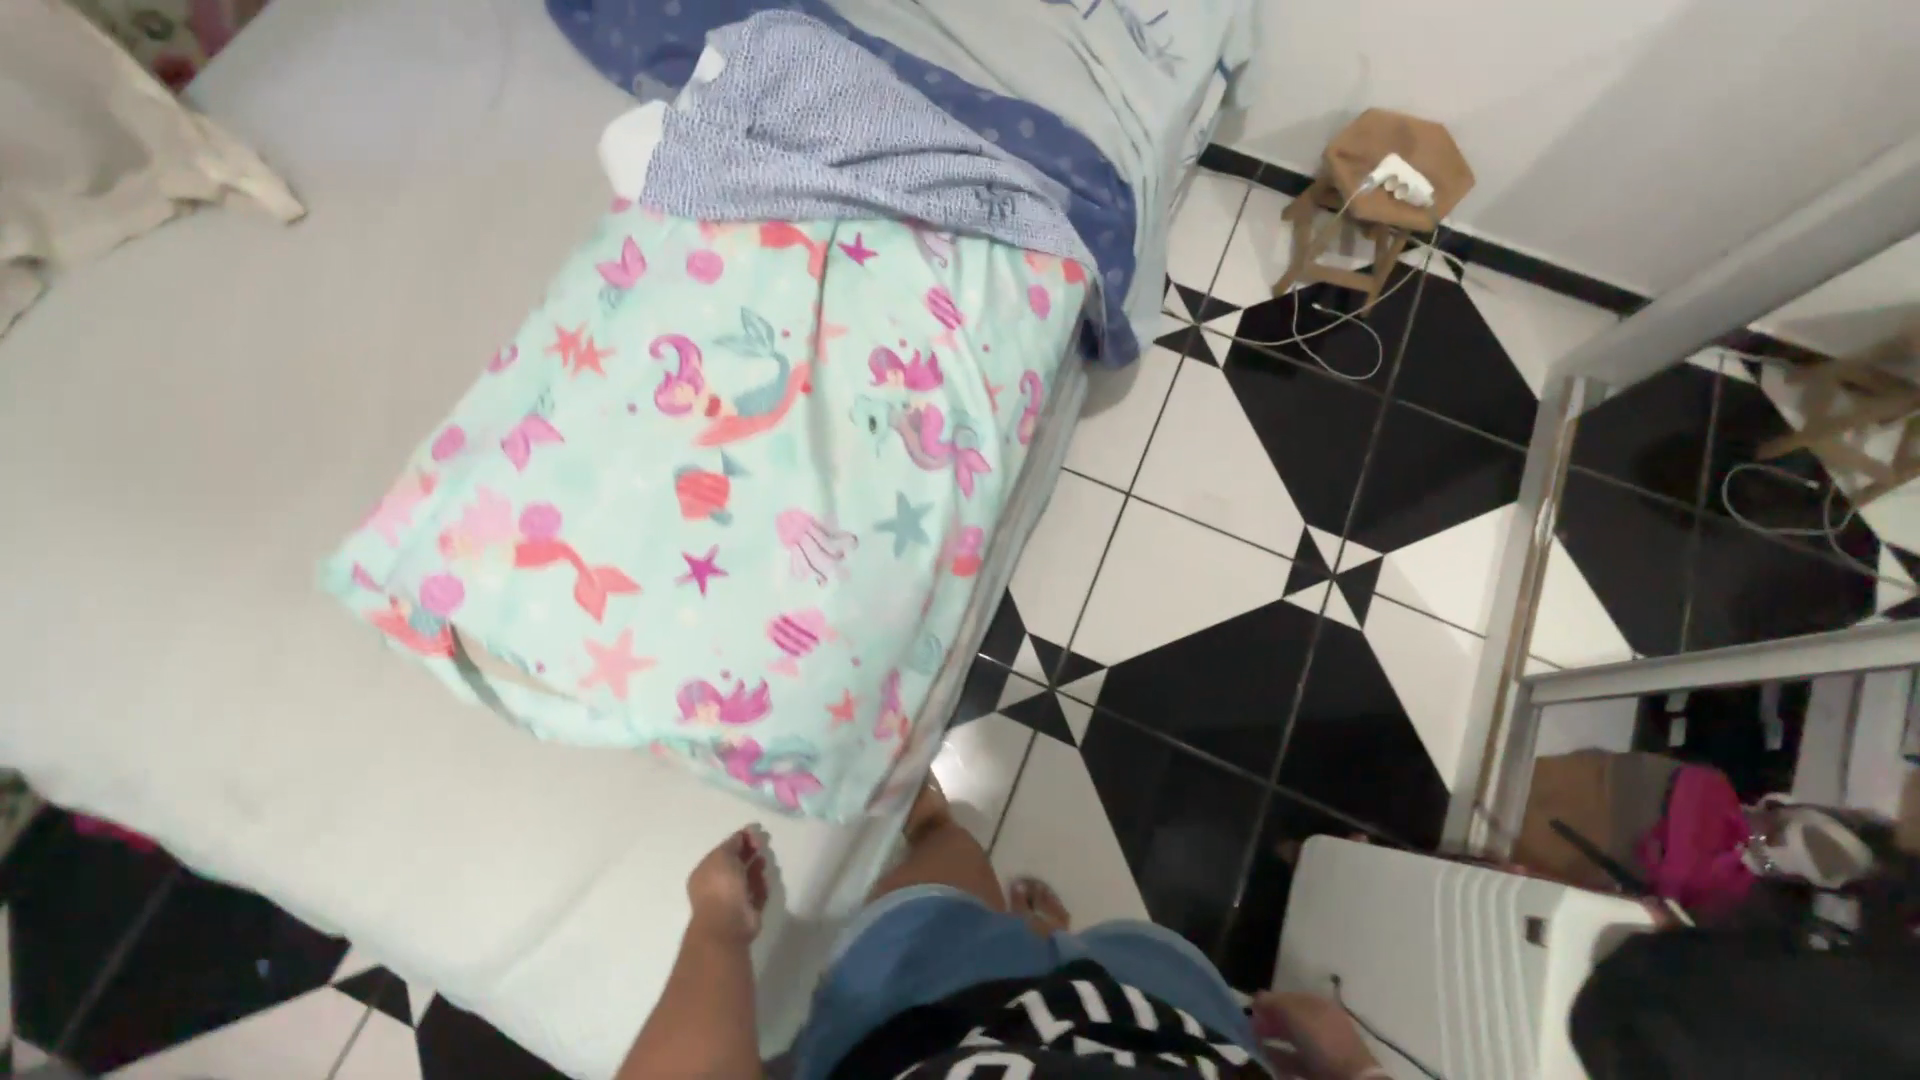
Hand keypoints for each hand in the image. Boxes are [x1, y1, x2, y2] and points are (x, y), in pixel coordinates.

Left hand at [686, 827, 769, 943]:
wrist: (727, 922)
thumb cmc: (720, 885)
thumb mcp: (723, 855)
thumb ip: (733, 843)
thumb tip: (743, 835)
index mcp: (706, 873)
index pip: (723, 852)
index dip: (738, 840)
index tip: (754, 833)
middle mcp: (717, 886)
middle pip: (736, 864)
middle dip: (749, 853)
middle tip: (761, 844)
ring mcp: (732, 899)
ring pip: (747, 879)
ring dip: (756, 868)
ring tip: (763, 861)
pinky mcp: (748, 911)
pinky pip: (757, 893)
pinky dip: (761, 886)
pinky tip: (764, 880)